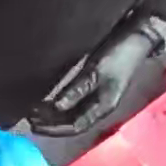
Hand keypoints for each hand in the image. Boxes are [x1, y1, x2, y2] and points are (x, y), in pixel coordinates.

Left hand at [29, 14, 165, 135]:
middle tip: (28, 118)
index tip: (35, 124)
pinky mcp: (90, 86)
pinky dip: (56, 104)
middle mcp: (98, 106)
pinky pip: (70, 102)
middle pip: (70, 123)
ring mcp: (95, 97)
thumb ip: (78, 89)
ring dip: (51, 115)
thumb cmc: (119, 54)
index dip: (54, 129)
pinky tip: (43, 101)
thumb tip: (57, 107)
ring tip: (32, 111)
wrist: (136, 36)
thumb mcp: (97, 71)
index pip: (75, 126)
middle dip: (49, 123)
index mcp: (103, 106)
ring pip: (69, 114)